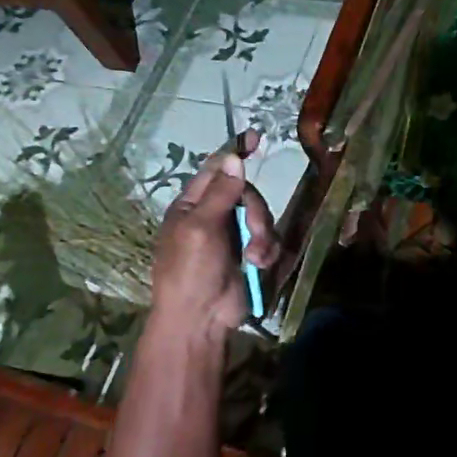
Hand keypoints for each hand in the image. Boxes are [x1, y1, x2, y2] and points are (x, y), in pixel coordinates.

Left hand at [151, 131, 278, 331]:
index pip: (215, 170)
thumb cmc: (189, 272)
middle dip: (255, 213)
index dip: (234, 153)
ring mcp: (232, 237)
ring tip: (256, 259)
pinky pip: (268, 240)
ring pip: (261, 218)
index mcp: (192, 206)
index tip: (256, 136)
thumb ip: (220, 193)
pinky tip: (261, 265)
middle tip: (255, 233)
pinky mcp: (249, 256)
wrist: (199, 320)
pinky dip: (268, 251)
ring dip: (263, 236)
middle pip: (246, 194)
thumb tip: (233, 157)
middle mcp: (213, 216)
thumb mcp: (201, 228)